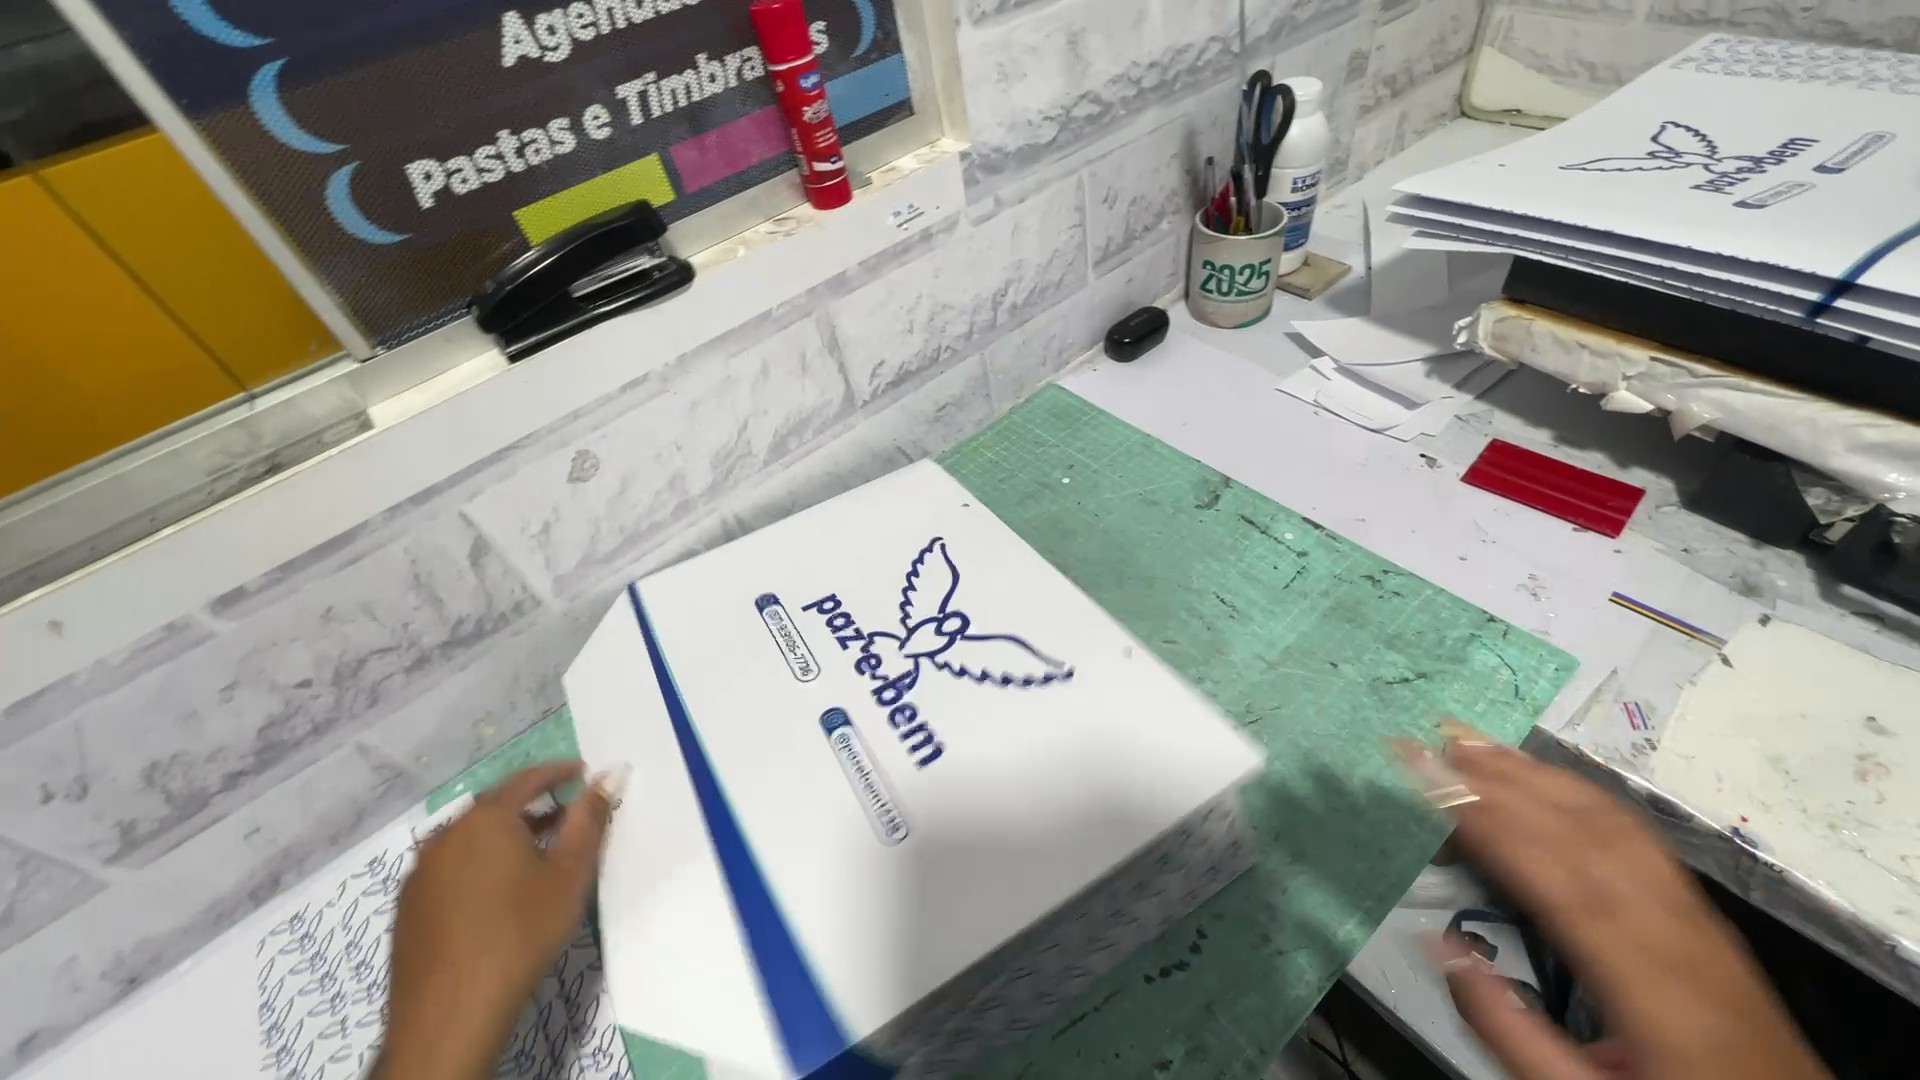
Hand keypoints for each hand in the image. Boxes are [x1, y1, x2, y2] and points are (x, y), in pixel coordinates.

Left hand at [373, 761, 624, 1079]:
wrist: (449, 1016)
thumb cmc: (521, 933)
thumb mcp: (570, 874)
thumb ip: (590, 819)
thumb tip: (608, 775)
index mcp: (485, 820)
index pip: (526, 779)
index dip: (558, 772)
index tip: (583, 771)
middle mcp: (445, 836)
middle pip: (495, 806)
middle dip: (533, 804)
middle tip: (567, 814)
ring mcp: (420, 873)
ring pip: (471, 838)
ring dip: (506, 835)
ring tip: (538, 854)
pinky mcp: (409, 908)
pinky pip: (452, 867)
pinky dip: (481, 863)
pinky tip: (500, 893)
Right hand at [1400, 730, 1829, 1079]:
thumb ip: (1505, 1025)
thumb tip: (1437, 943)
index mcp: (1635, 971)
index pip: (1543, 868)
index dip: (1477, 813)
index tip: (1419, 774)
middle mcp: (1664, 924)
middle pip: (1573, 829)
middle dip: (1494, 778)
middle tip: (1429, 743)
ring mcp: (1687, 911)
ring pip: (1605, 821)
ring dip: (1534, 774)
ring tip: (1474, 744)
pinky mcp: (1696, 910)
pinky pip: (1636, 835)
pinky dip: (1580, 792)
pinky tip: (1546, 779)